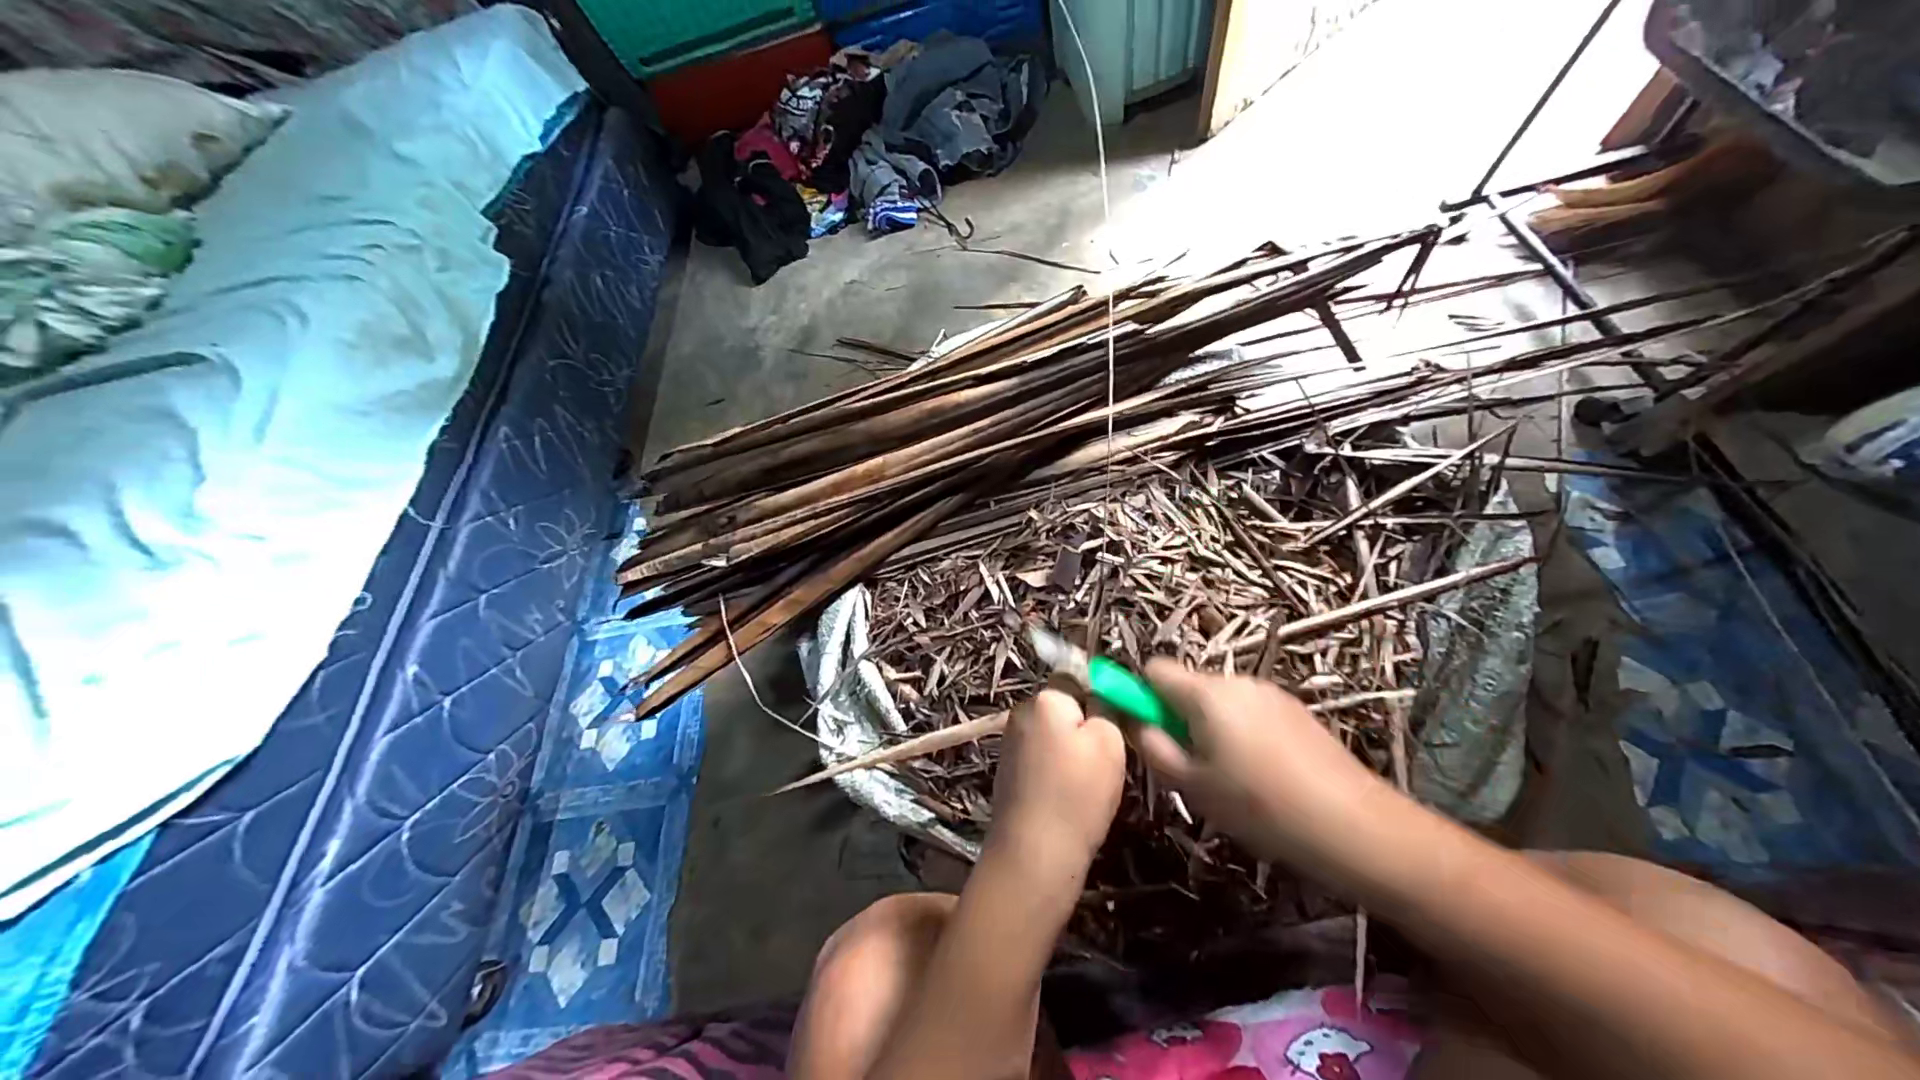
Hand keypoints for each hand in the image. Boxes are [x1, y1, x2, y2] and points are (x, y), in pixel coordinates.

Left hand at [987, 688, 1125, 872]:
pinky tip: (1069, 797)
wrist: (1035, 853)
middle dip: (1085, 726)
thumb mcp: (1109, 742)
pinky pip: (1042, 758)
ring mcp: (1011, 742)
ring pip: (1054, 735)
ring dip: (1072, 751)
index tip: (1117, 726)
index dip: (1100, 698)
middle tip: (1107, 758)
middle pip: (1064, 708)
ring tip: (1089, 784)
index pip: (1077, 678)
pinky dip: (1057, 771)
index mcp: (1045, 698)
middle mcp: (1021, 712)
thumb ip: (1106, 708)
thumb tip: (1100, 695)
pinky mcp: (1009, 771)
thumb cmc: (1077, 793)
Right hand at [1132, 659, 1411, 890]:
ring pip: (1219, 703)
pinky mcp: (1296, 710)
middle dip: (1178, 718)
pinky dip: (1242, 735)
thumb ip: (1154, 747)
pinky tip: (1262, 777)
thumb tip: (1135, 722)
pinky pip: (1249, 712)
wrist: (1356, 826)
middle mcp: (1237, 681)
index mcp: (1206, 693)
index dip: (1141, 696)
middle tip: (1190, 768)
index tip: (1148, 733)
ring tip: (1229, 779)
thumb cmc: (1261, 807)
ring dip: (1210, 728)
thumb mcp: (1192, 785)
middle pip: (1187, 686)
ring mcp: (1270, 693)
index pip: (1153, 669)